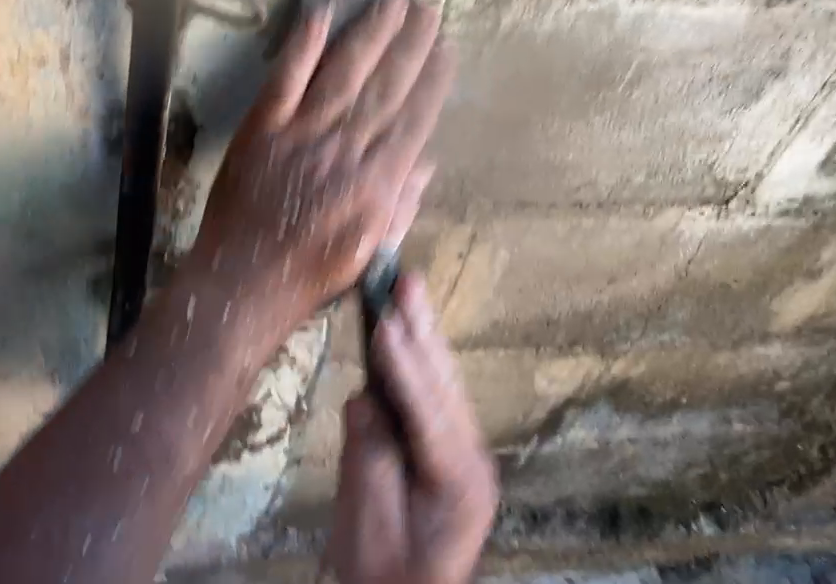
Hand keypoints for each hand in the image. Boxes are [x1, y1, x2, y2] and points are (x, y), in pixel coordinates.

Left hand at [186, 0, 453, 337]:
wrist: (243, 282)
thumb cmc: (310, 273)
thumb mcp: (370, 250)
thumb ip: (400, 203)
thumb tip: (427, 160)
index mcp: (375, 185)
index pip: (413, 121)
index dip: (432, 82)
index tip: (447, 50)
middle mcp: (344, 152)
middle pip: (385, 89)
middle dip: (410, 46)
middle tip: (428, 8)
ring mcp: (300, 136)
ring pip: (343, 75)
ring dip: (369, 35)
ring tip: (391, 1)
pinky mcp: (261, 129)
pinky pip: (285, 80)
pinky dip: (302, 47)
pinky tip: (320, 14)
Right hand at [328, 274, 496, 583]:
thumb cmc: (383, 573)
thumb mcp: (367, 522)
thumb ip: (369, 454)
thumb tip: (365, 396)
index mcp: (456, 480)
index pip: (426, 410)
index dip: (403, 365)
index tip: (383, 321)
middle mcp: (471, 456)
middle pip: (443, 383)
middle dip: (422, 330)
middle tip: (407, 281)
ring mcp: (465, 450)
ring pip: (444, 382)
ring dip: (425, 334)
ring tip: (411, 290)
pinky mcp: (451, 447)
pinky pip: (436, 393)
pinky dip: (421, 358)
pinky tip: (409, 331)